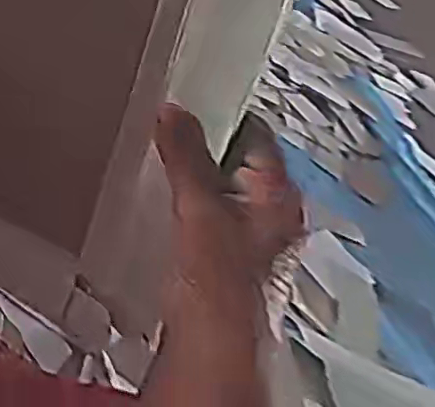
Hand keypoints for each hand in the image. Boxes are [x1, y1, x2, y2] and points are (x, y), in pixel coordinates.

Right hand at [153, 107, 304, 314]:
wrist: (208, 341)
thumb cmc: (221, 284)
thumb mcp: (199, 206)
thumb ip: (185, 156)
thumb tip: (171, 111)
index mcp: (278, 198)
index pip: (255, 133)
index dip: (221, 110)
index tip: (188, 92)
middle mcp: (268, 213)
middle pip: (232, 155)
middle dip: (199, 136)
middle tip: (165, 117)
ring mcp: (244, 231)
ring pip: (214, 177)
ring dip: (187, 163)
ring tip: (156, 144)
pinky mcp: (218, 246)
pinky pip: (199, 198)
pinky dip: (180, 187)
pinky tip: (158, 186)